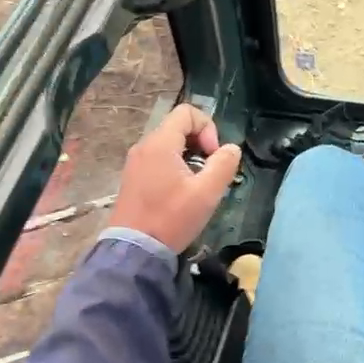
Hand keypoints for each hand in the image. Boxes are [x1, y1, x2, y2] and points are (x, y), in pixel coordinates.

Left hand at [105, 104, 241, 253]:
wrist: (134, 250)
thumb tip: (231, 149)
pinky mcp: (132, 177)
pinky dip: (174, 166)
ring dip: (189, 156)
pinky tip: (181, 192)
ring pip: (169, 144)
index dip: (208, 128)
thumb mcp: (206, 194)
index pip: (187, 112)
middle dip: (200, 143)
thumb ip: (223, 165)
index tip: (214, 155)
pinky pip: (158, 159)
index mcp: (160, 143)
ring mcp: (135, 162)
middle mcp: (144, 146)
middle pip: (178, 127)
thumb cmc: (171, 219)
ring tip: (198, 184)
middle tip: (210, 171)